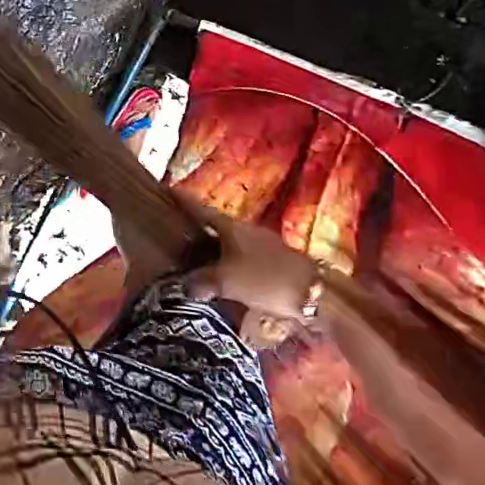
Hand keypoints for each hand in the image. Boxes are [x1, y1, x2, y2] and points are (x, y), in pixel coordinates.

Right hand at [178, 198, 319, 332]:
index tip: (167, 190)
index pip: (200, 209)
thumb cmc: (265, 279)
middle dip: (197, 227)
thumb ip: (201, 282)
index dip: (183, 201)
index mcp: (230, 227)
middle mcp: (245, 230)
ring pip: (230, 242)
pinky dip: (229, 262)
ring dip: (214, 247)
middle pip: (215, 225)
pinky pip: (242, 257)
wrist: (317, 295)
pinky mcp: (274, 263)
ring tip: (196, 257)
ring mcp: (262, 245)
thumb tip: (183, 286)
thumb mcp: (226, 282)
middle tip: (177, 231)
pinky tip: (225, 276)